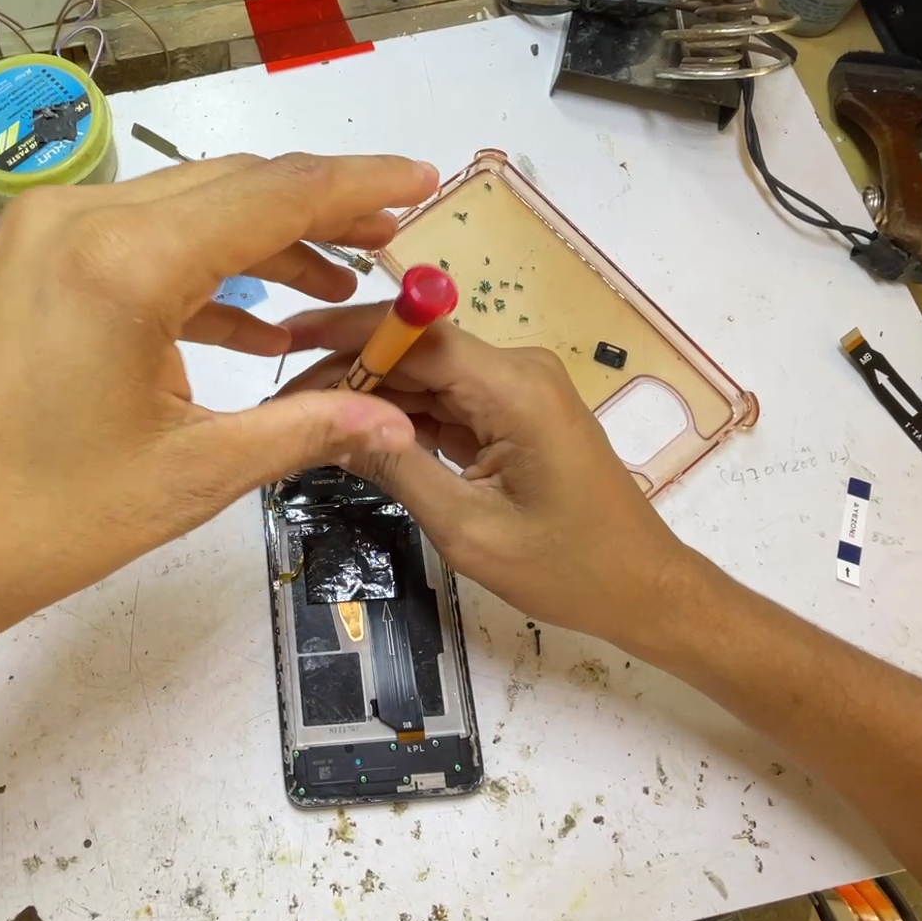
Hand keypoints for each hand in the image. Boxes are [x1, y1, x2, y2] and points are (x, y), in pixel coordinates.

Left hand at [0, 155, 438, 712]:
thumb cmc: (43, 521)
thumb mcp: (189, 475)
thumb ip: (302, 430)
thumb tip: (394, 421)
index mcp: (127, 260)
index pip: (275, 195)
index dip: (360, 185)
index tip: (422, 180)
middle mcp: (83, 219)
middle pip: (232, 189)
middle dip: (320, 212)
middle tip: (389, 242)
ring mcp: (46, 236)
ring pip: (186, 213)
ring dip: (263, 246)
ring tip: (335, 288)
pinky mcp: (30, 266)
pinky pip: (139, 249)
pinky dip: (203, 279)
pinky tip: (255, 326)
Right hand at [279, 304, 704, 649]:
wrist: (640, 588)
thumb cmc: (565, 568)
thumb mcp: (467, 528)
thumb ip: (395, 468)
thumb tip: (328, 427)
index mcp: (514, 387)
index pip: (415, 335)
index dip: (347, 331)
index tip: (288, 337)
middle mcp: (514, 371)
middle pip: (412, 351)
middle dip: (346, 371)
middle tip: (281, 402)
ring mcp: (513, 390)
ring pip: (421, 377)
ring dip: (365, 397)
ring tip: (303, 420)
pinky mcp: (509, 412)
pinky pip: (441, 403)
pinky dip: (397, 418)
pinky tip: (351, 432)